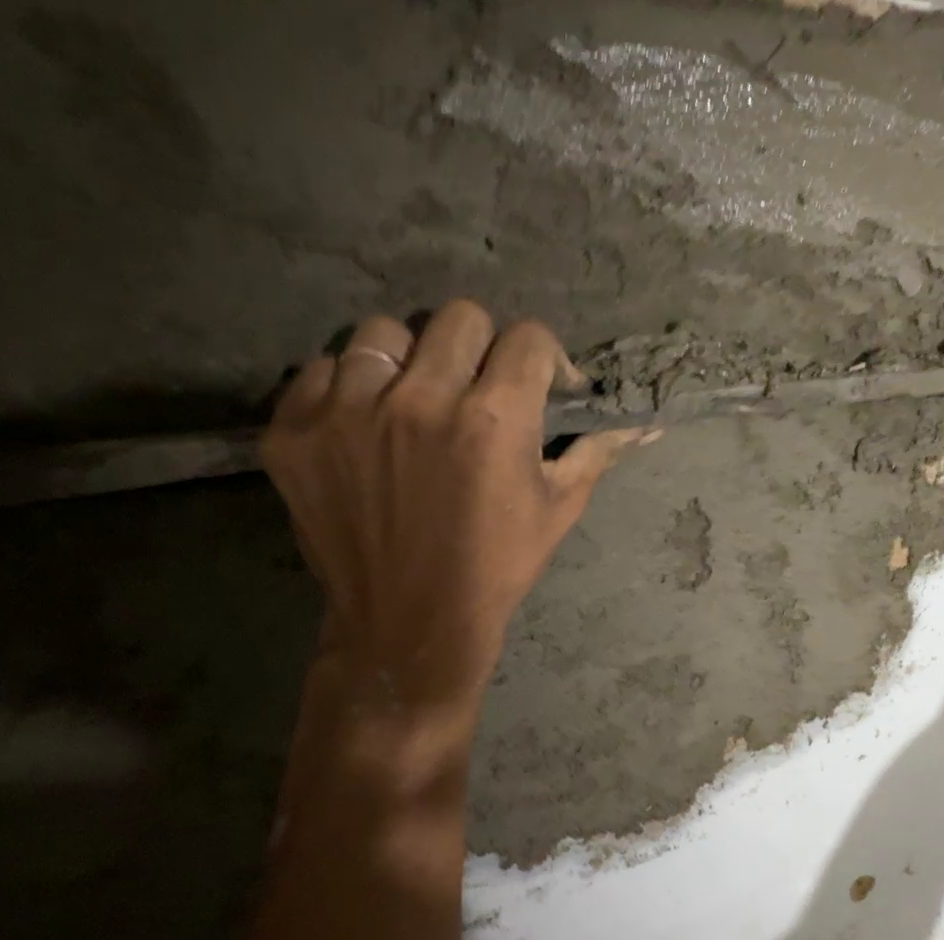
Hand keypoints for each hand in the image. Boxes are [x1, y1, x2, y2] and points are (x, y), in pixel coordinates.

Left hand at [262, 299, 657, 709]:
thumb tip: (650, 423)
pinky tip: (367, 423)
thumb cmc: (500, 562)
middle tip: (483, 386)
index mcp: (496, 419)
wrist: (409, 619)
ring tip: (417, 396)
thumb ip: (599, 450)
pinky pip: (322, 371)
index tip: (545, 385)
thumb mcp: (562, 505)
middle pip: (459, 317)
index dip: (545, 357)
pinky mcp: (293, 431)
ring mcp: (347, 412)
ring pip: (383, 333)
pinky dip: (349, 388)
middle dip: (484, 347)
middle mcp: (421, 400)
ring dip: (411, 358)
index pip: (528, 336)